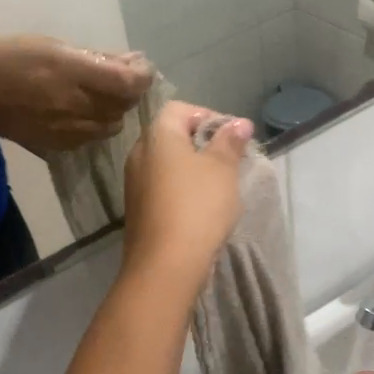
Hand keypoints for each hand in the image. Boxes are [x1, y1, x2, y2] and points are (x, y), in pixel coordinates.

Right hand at [0, 39, 153, 155]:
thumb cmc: (12, 59)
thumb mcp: (53, 46)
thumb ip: (94, 57)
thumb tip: (130, 62)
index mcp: (71, 71)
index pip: (126, 81)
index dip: (143, 75)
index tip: (142, 68)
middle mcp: (74, 103)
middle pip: (124, 104)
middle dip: (130, 91)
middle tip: (123, 79)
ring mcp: (69, 128)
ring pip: (113, 124)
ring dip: (116, 109)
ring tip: (104, 95)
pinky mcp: (62, 145)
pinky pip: (95, 136)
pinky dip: (99, 124)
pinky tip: (86, 111)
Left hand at [121, 101, 251, 282]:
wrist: (165, 264)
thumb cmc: (197, 206)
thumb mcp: (222, 169)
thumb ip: (230, 142)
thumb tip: (239, 123)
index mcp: (157, 135)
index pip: (179, 108)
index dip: (208, 115)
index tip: (232, 137)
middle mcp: (138, 154)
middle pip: (171, 136)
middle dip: (202, 144)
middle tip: (229, 161)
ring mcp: (134, 184)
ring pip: (166, 165)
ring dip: (192, 170)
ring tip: (218, 187)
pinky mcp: (137, 211)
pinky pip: (161, 189)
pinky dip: (180, 191)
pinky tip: (200, 209)